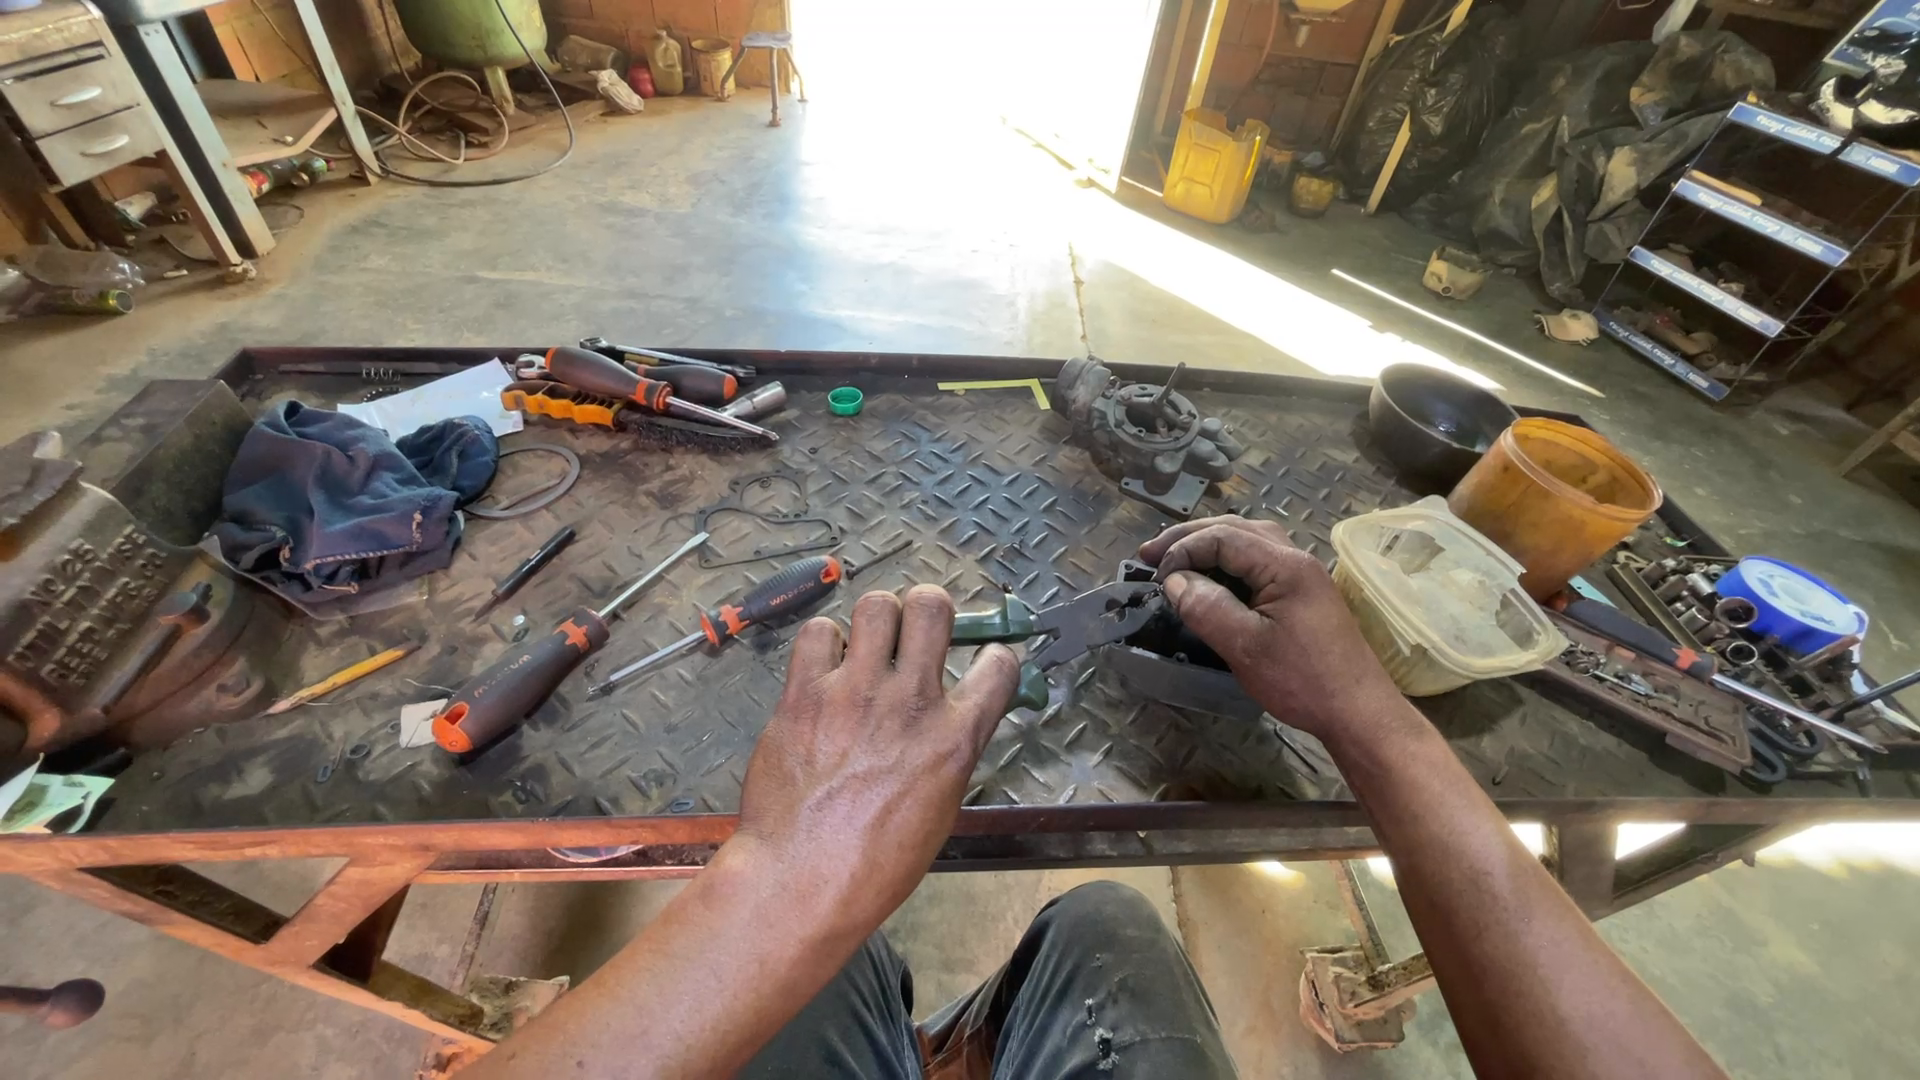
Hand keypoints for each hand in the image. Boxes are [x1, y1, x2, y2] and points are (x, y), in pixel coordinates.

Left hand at [733, 585, 1020, 932]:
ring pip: (875, 606)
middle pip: (931, 606)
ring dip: (876, 620)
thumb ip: (950, 748)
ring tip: (866, 644)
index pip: (998, 665)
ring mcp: (855, 692)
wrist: (801, 881)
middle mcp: (911, 702)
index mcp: (955, 738)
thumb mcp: (941, 805)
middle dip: (928, 608)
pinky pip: (818, 631)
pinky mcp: (805, 692)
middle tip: (914, 629)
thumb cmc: (877, 861)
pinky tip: (824, 667)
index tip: (980, 661)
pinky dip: (824, 643)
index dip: (992, 657)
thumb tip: (951, 713)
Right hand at [1138, 517, 1404, 742]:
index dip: (1183, 550)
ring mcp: (1301, 575)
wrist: (1358, 712)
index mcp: (1284, 565)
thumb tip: (1173, 581)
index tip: (1155, 577)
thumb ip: (1206, 608)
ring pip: (1248, 540)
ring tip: (1174, 558)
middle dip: (1189, 537)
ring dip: (1208, 544)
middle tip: (1149, 554)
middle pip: (1235, 528)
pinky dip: (1226, 560)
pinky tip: (1209, 575)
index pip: (1222, 537)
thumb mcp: (1245, 647)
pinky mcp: (1302, 593)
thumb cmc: (1302, 680)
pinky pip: (1257, 560)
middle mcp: (1295, 559)